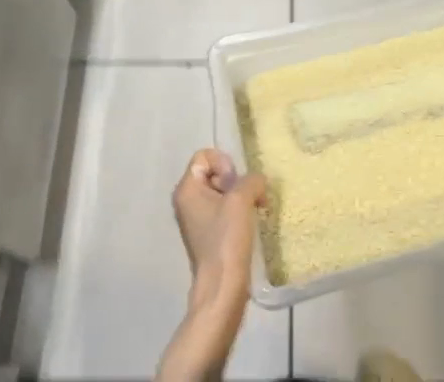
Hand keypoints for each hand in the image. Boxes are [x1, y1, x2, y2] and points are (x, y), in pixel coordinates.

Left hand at [172, 148, 266, 311]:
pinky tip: (251, 224)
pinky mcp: (208, 235)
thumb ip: (251, 180)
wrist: (222, 286)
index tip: (233, 185)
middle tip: (247, 199)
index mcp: (186, 189)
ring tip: (254, 212)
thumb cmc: (226, 240)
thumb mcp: (241, 200)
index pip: (204, 156)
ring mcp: (197, 219)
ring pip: (222, 193)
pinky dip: (239, 212)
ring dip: (241, 198)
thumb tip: (258, 183)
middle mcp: (187, 201)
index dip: (224, 163)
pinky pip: (224, 211)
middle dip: (236, 181)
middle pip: (214, 173)